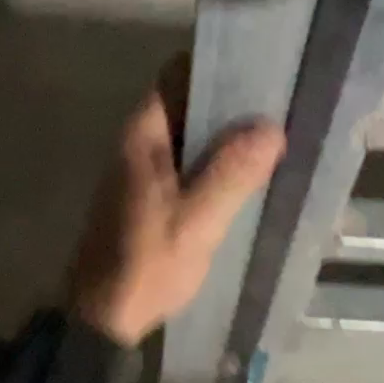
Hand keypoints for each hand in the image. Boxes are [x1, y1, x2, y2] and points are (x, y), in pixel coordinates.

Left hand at [65, 62, 285, 346]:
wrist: (104, 318)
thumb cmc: (146, 263)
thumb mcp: (196, 220)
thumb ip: (232, 172)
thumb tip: (271, 126)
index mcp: (142, 136)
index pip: (175, 75)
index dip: (214, 64)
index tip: (258, 65)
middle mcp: (138, 143)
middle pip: (185, 103)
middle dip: (228, 100)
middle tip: (279, 101)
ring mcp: (142, 170)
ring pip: (189, 134)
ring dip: (224, 133)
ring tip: (274, 130)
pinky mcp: (150, 196)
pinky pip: (187, 162)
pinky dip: (215, 160)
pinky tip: (249, 171)